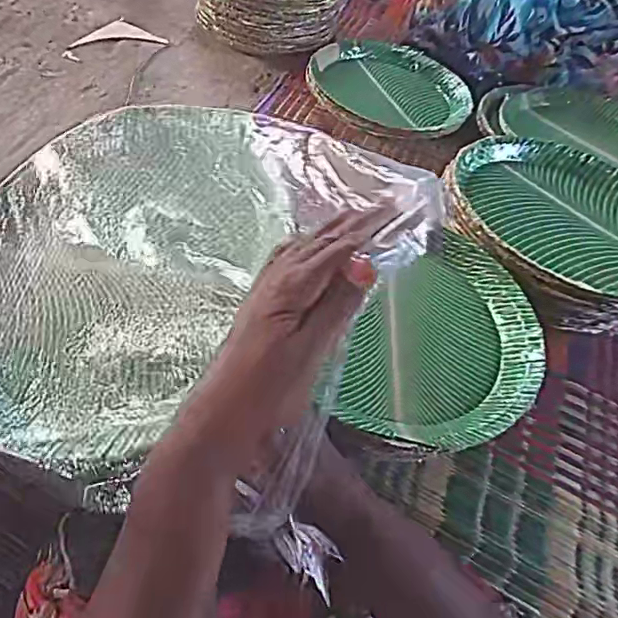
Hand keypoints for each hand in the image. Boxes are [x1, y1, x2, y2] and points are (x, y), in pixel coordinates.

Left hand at [175, 207, 392, 473]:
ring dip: (331, 230)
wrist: (223, 411)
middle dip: (353, 223)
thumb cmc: (268, 388)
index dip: (368, 229)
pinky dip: (310, 246)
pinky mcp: (262, 300)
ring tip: (356, 218)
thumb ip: (337, 304)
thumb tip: (364, 263)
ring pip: (304, 247)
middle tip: (384, 206)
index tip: (395, 210)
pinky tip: (311, 248)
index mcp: (292, 285)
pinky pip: (291, 259)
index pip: (338, 248)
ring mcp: (267, 287)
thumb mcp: (311, 348)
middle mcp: (277, 277)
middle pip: (321, 241)